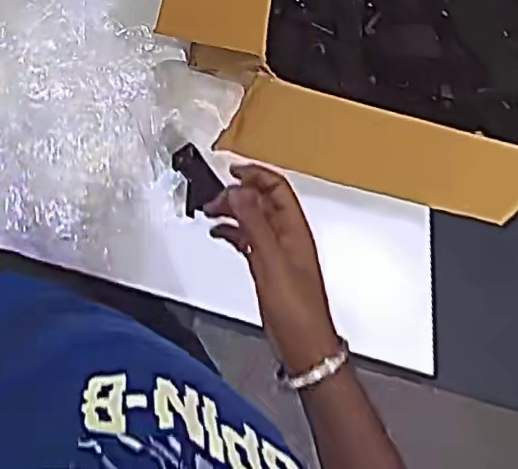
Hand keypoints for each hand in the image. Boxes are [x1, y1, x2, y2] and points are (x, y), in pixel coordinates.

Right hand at [206, 164, 340, 374]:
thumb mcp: (271, 260)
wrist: (304, 347)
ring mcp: (278, 250)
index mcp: (294, 228)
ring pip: (253, 217)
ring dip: (233, 210)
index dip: (256, 173)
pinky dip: (233, 230)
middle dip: (238, 193)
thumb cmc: (297, 311)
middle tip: (216, 196)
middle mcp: (287, 235)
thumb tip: (240, 192)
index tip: (233, 170)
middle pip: (262, 200)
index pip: (276, 186)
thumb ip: (254, 224)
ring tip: (212, 211)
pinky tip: (221, 232)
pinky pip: (248, 237)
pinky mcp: (268, 265)